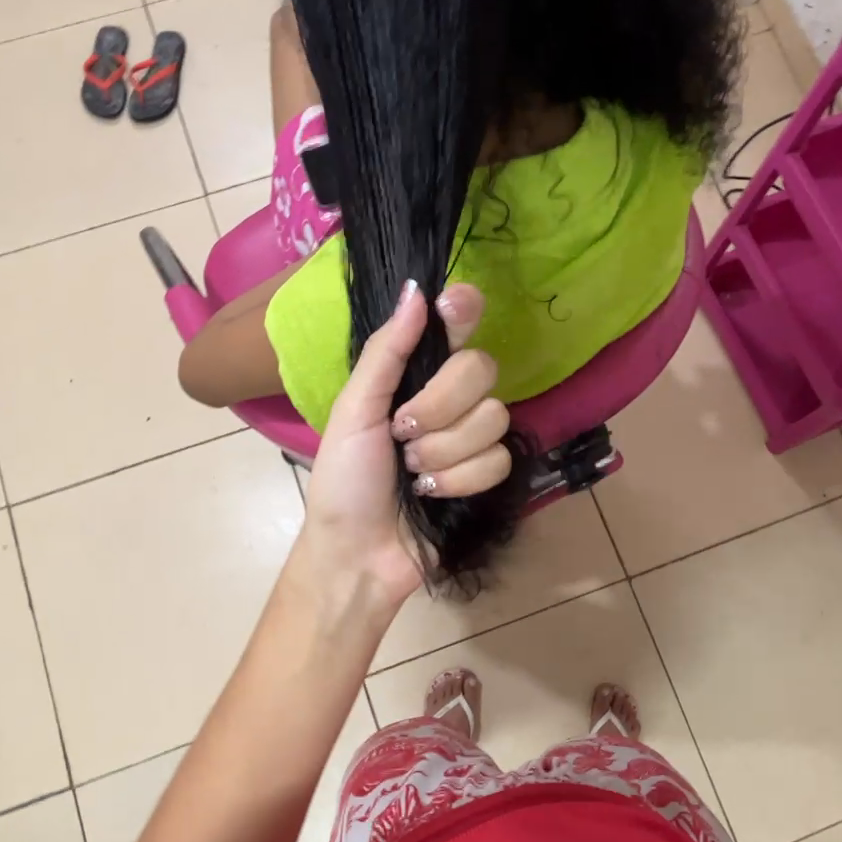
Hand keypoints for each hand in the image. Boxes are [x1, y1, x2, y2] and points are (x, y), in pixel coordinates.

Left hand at [299, 281, 511, 603]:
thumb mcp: (354, 410)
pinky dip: (459, 481)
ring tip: (412, 474)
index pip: (456, 324)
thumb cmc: (344, 479)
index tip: (454, 308)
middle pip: (481, 369)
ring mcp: (470, 437)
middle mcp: (448, 398)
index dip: (464, 310)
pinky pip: (497, 459)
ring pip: (493, 418)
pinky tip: (433, 495)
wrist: (358, 551)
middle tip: (402, 434)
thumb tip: (416, 290)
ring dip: (444, 452)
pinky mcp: (486, 476)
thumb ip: (387, 352)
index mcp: (413, 375)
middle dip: (438, 406)